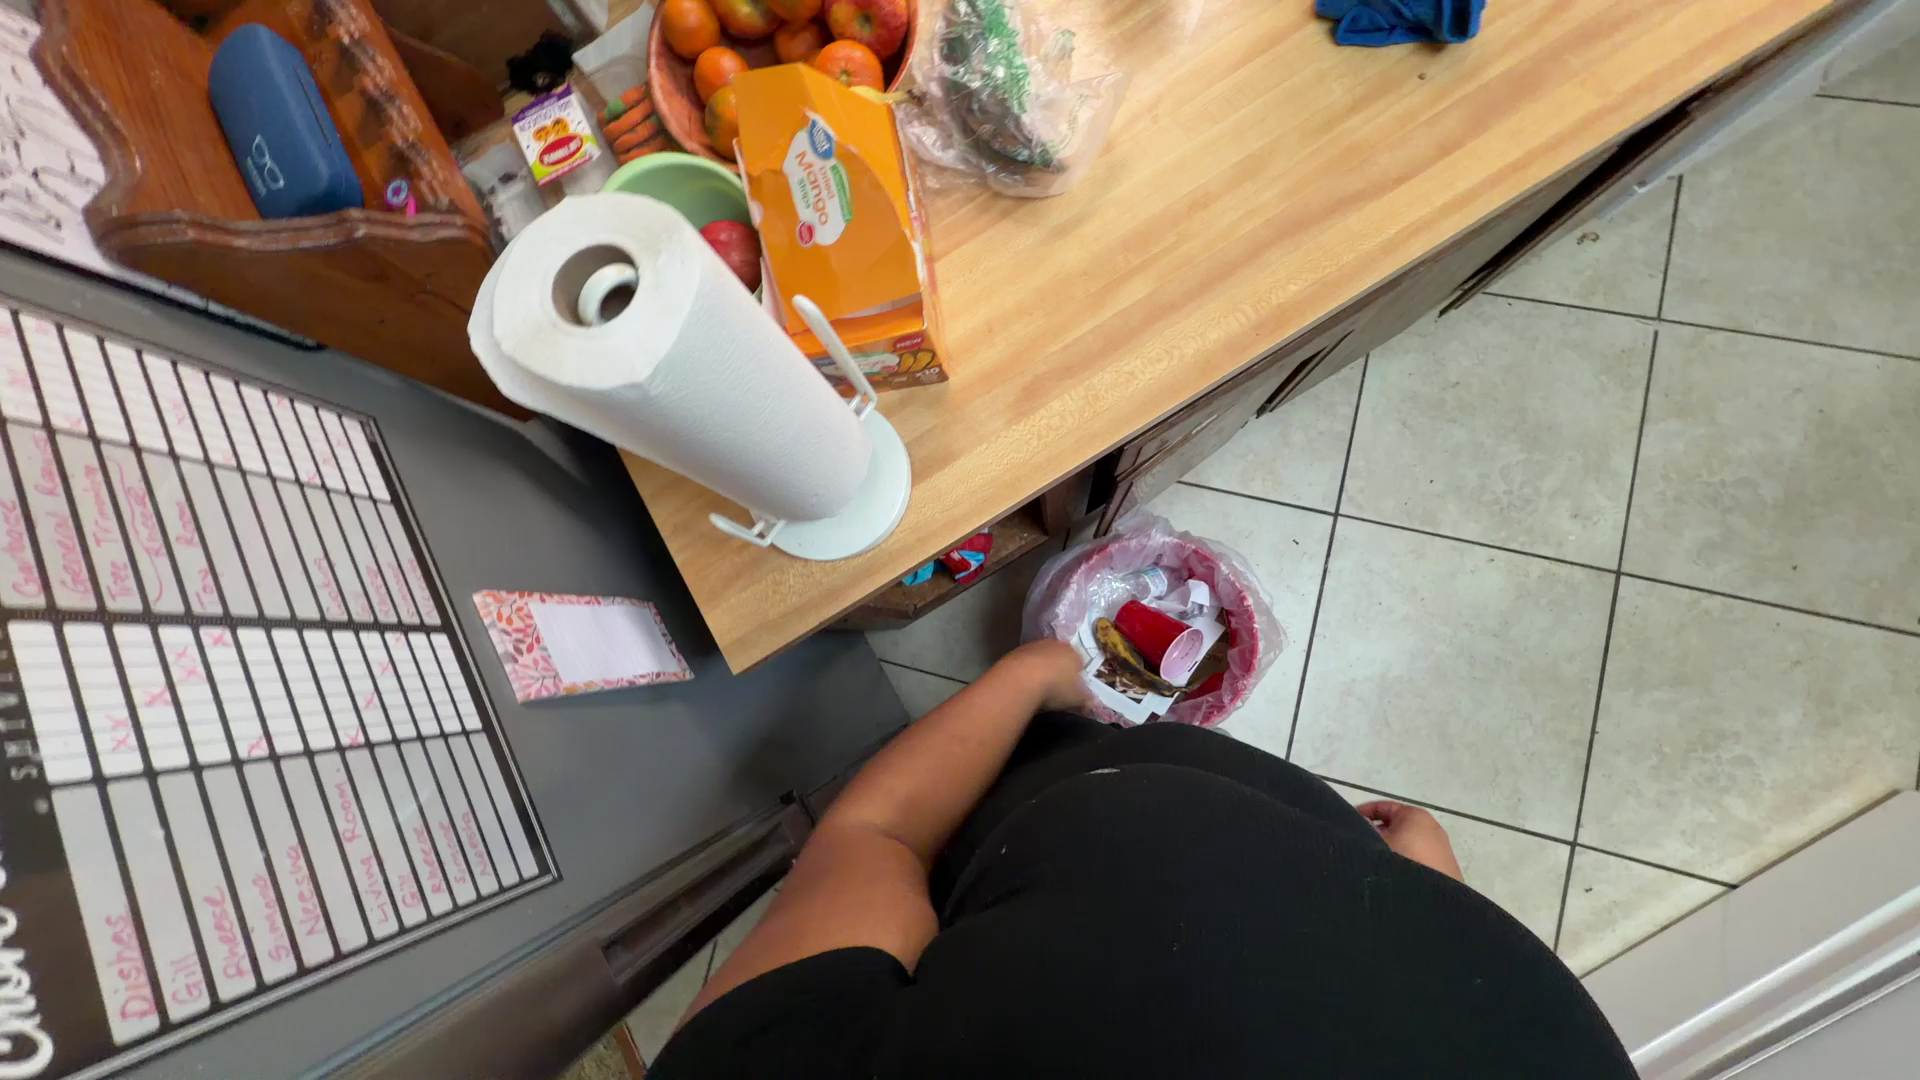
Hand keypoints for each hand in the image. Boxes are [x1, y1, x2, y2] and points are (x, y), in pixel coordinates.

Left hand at [1010, 639, 1091, 711]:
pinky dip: (1026, 670)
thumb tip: (1092, 701)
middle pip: (1059, 656)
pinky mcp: (1016, 651)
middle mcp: (1055, 644)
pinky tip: (1023, 683)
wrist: (1022, 679)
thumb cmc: (1056, 687)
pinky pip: (1025, 661)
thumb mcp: (1077, 698)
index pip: (1079, 662)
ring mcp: (1034, 645)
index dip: (1077, 675)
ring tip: (1038, 687)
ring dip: (1040, 668)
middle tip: (1055, 687)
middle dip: (1058, 669)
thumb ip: (1086, 698)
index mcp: (1073, 652)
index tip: (1072, 688)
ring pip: (1041, 657)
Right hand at [1356, 801, 1463, 881]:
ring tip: (1377, 863)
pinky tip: (1396, 876)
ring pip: (1407, 843)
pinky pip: (1419, 858)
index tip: (1347, 827)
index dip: (1360, 814)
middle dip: (1377, 833)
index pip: (1381, 806)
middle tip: (1360, 846)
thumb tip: (1359, 826)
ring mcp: (1443, 849)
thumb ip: (1362, 828)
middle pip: (1395, 825)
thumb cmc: (1401, 861)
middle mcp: (1432, 827)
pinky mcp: (1448, 868)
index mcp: (1415, 814)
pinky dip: (1406, 861)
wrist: (1435, 903)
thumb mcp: (1373, 841)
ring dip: (1391, 849)